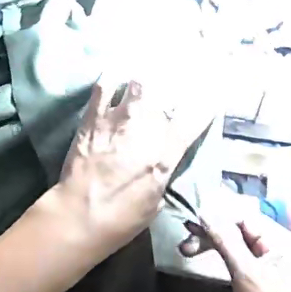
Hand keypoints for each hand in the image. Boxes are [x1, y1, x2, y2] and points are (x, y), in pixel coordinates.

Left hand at [38, 81, 202, 261]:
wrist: (78, 218)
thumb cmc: (121, 219)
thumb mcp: (157, 199)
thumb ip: (164, 169)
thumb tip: (166, 155)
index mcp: (166, 153)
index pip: (195, 118)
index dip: (207, 103)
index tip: (212, 93)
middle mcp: (147, 129)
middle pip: (170, 92)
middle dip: (179, 82)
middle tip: (181, 75)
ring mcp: (119, 119)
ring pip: (140, 82)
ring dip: (148, 78)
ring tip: (150, 72)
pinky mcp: (93, 117)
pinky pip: (105, 86)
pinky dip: (113, 77)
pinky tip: (117, 73)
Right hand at [184, 195, 290, 291]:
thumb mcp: (249, 278)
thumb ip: (227, 241)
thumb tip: (207, 210)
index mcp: (288, 243)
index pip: (250, 218)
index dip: (221, 214)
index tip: (192, 214)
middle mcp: (283, 252)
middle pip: (244, 231)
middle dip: (215, 230)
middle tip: (185, 232)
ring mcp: (273, 271)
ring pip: (240, 248)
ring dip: (214, 245)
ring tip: (185, 247)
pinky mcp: (261, 288)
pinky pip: (240, 264)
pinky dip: (222, 259)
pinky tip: (202, 257)